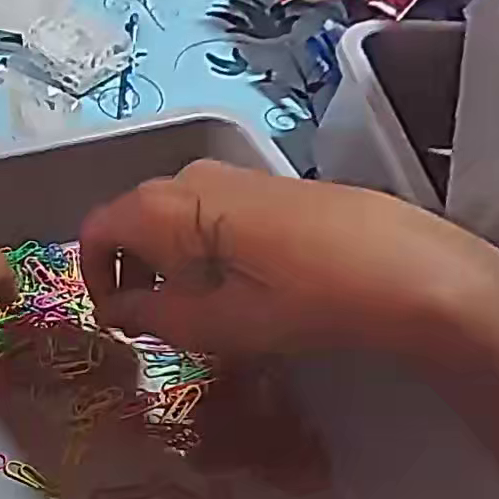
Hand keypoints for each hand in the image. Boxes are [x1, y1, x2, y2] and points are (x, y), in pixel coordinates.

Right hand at [80, 159, 498, 359]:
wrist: (406, 270)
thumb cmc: (296, 302)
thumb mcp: (209, 323)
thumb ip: (146, 313)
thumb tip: (115, 307)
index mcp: (163, 206)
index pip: (96, 230)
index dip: (92, 276)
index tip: (112, 317)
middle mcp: (189, 177)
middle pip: (129, 221)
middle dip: (127, 271)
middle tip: (148, 319)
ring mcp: (230, 175)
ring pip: (167, 217)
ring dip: (160, 263)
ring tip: (191, 306)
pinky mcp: (263, 184)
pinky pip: (203, 213)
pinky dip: (194, 249)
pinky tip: (230, 282)